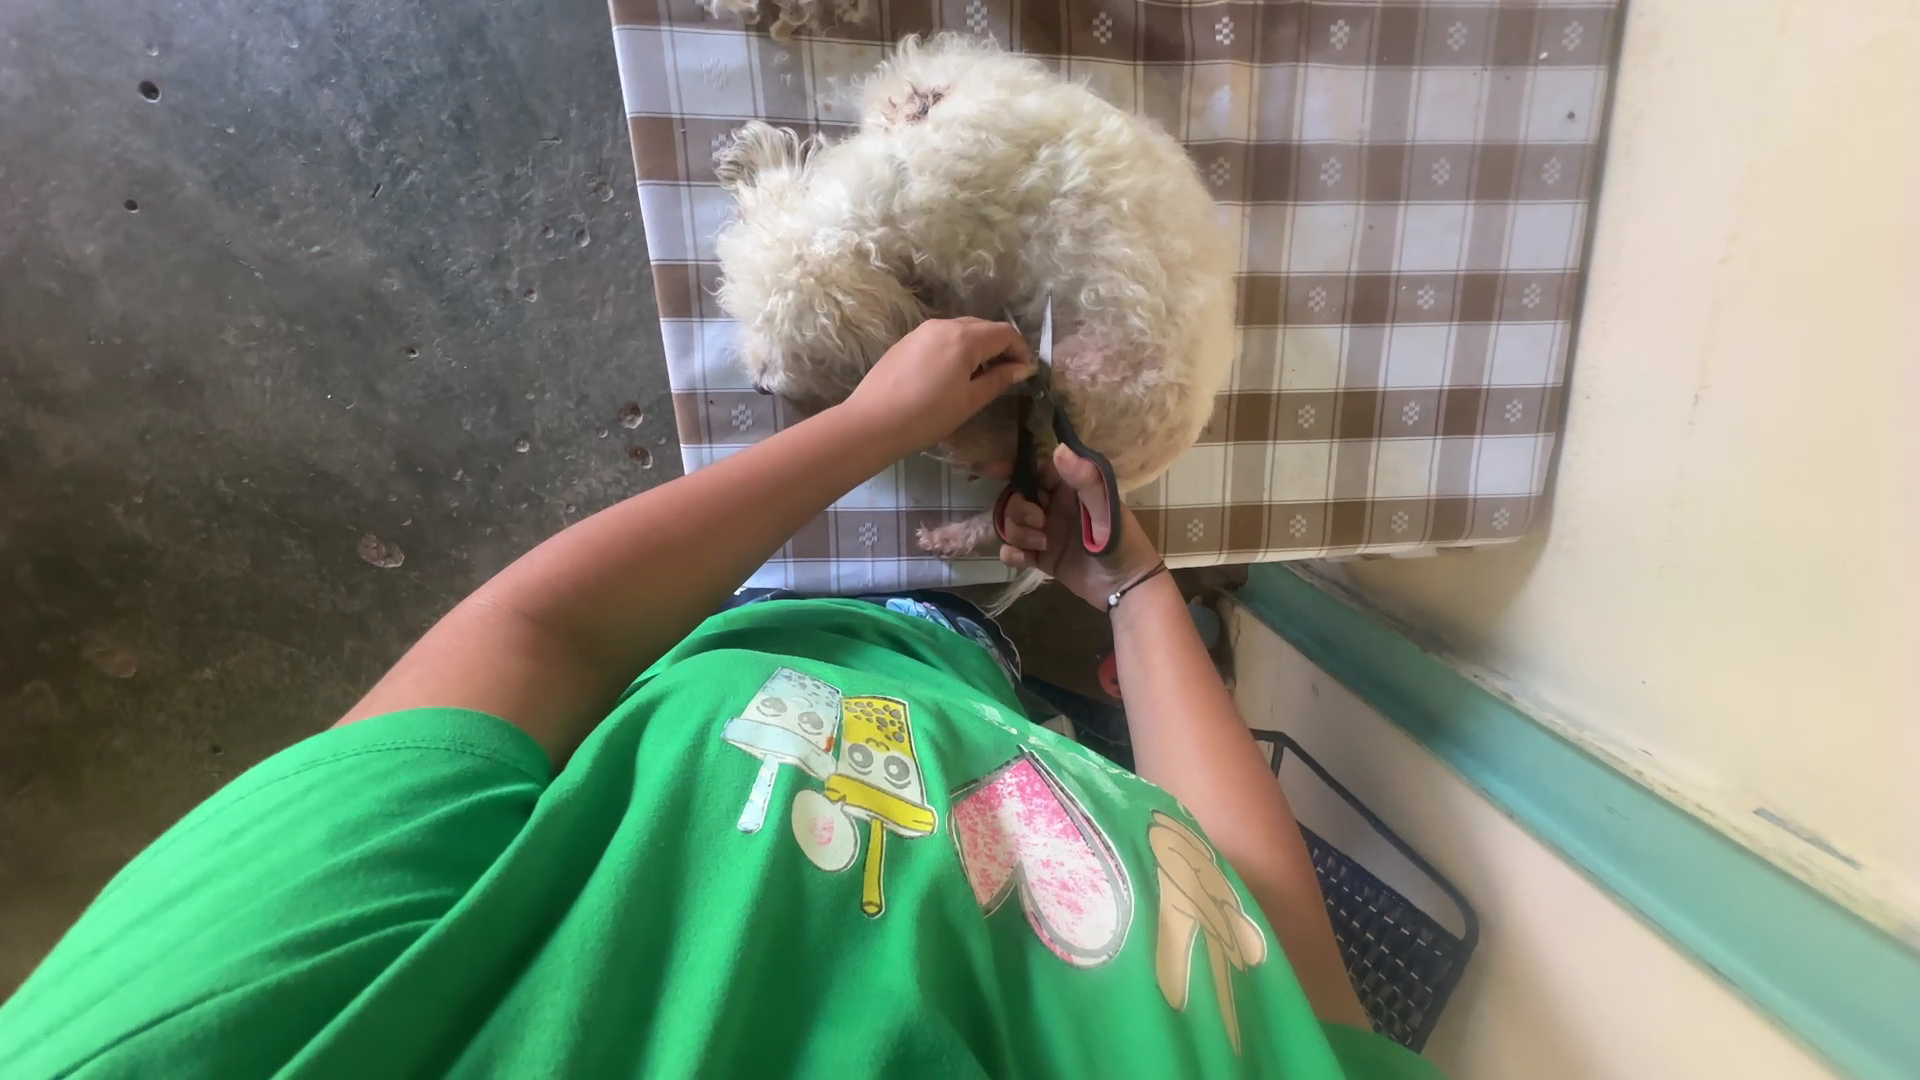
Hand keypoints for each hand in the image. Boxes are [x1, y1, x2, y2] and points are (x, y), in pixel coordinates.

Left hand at [841, 318, 1032, 454]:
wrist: (872, 423)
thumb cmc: (927, 416)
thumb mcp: (969, 401)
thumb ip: (998, 380)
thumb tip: (1021, 369)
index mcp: (965, 338)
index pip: (1005, 333)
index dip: (1021, 351)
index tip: (1025, 373)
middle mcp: (944, 325)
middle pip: (983, 327)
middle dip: (1000, 348)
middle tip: (1006, 376)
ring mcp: (922, 331)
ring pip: (961, 331)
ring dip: (978, 348)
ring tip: (980, 378)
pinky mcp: (907, 341)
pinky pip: (941, 338)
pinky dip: (956, 350)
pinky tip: (952, 376)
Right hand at [997, 443, 1162, 610]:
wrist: (1125, 587)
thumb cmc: (1121, 542)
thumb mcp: (1105, 509)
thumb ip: (1085, 480)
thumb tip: (1058, 449)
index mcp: (1069, 490)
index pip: (1036, 470)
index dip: (1014, 468)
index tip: (995, 471)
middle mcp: (1054, 508)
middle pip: (1017, 498)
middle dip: (1018, 509)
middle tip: (1039, 522)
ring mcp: (1046, 534)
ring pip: (1012, 524)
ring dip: (1018, 533)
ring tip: (1042, 545)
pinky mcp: (1041, 559)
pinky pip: (1013, 551)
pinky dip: (1012, 554)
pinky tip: (1024, 559)